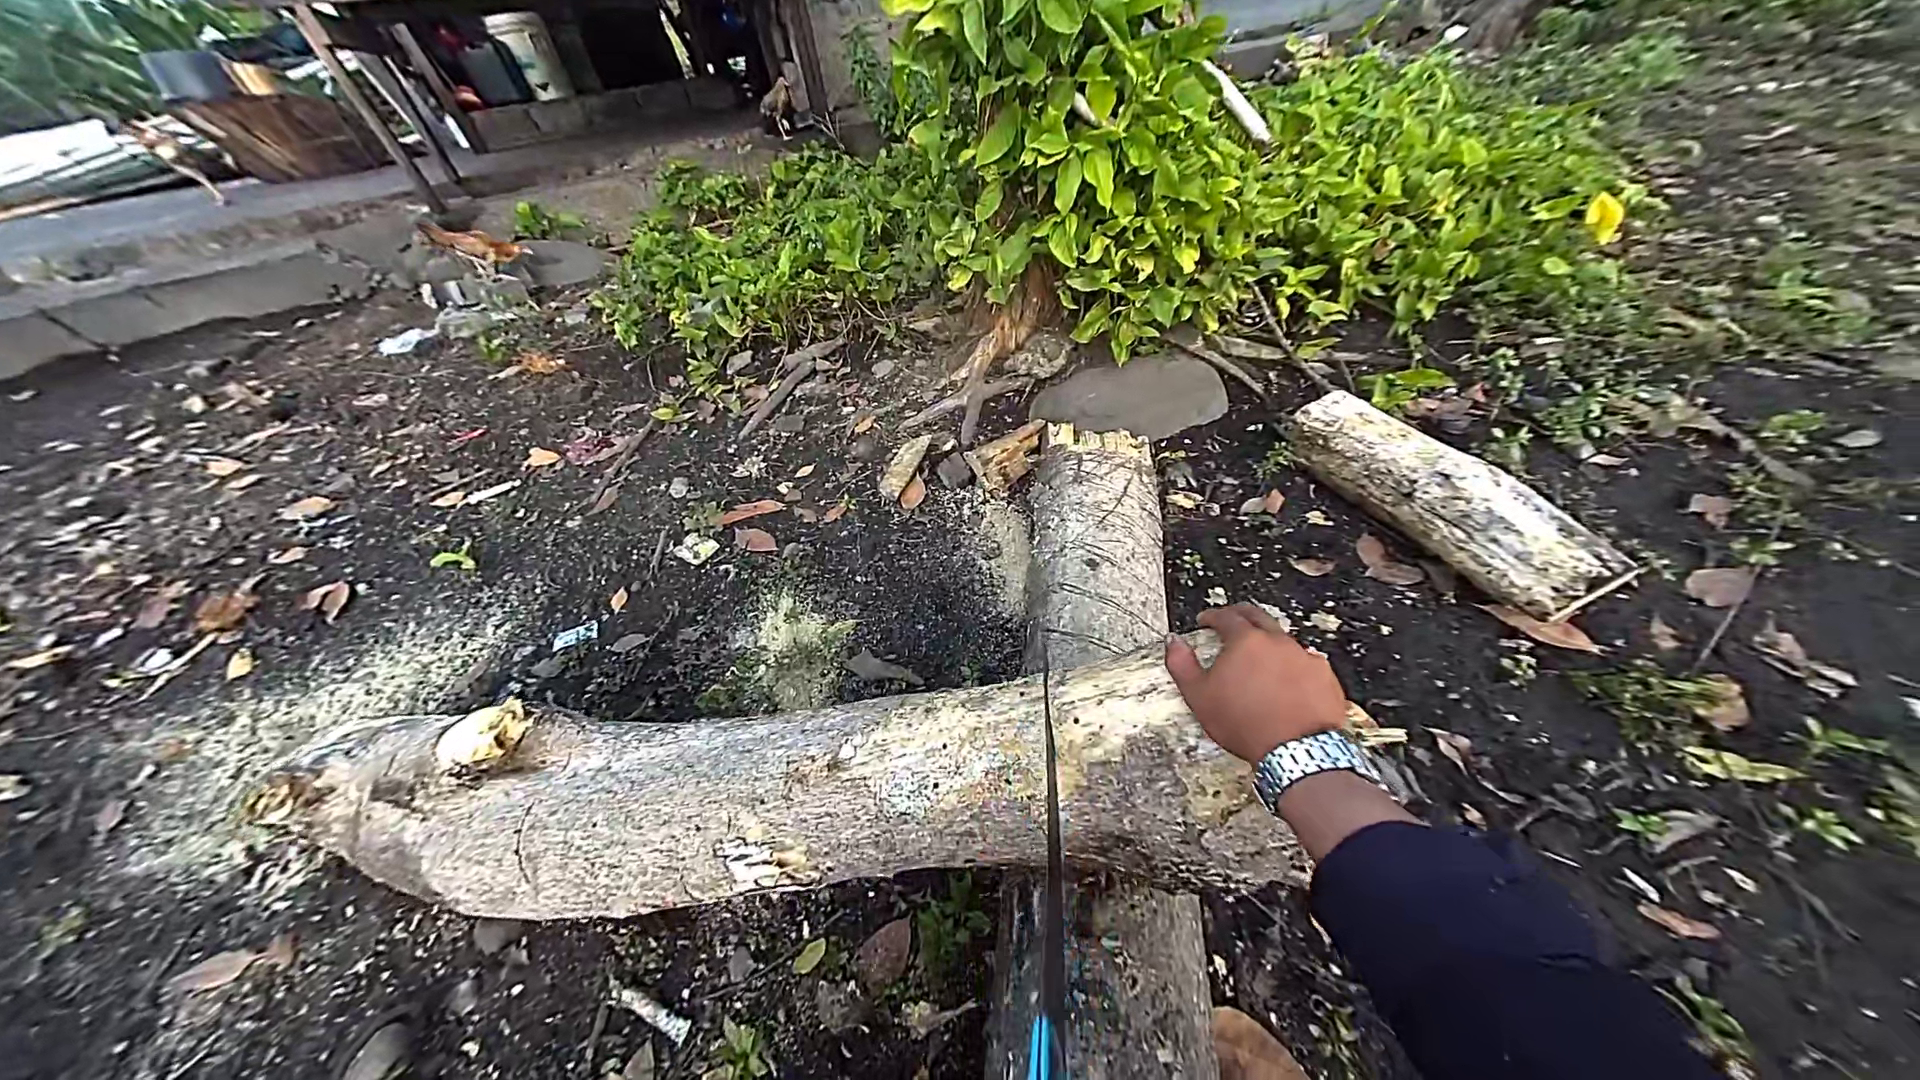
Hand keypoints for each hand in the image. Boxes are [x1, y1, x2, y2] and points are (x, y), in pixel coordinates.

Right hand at [1165, 604, 1348, 762]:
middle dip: (1240, 616)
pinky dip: (1291, 665)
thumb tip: (1173, 642)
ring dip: (1267, 643)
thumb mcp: (1198, 695)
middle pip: (1257, 616)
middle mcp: (1277, 642)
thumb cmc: (1246, 724)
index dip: (1211, 616)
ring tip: (1257, 659)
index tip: (1206, 620)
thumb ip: (1181, 663)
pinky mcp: (1325, 677)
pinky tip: (1284, 681)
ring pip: (1283, 640)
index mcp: (1246, 640)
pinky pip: (1305, 662)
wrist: (1296, 752)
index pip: (1225, 616)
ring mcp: (1304, 658)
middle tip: (1230, 622)